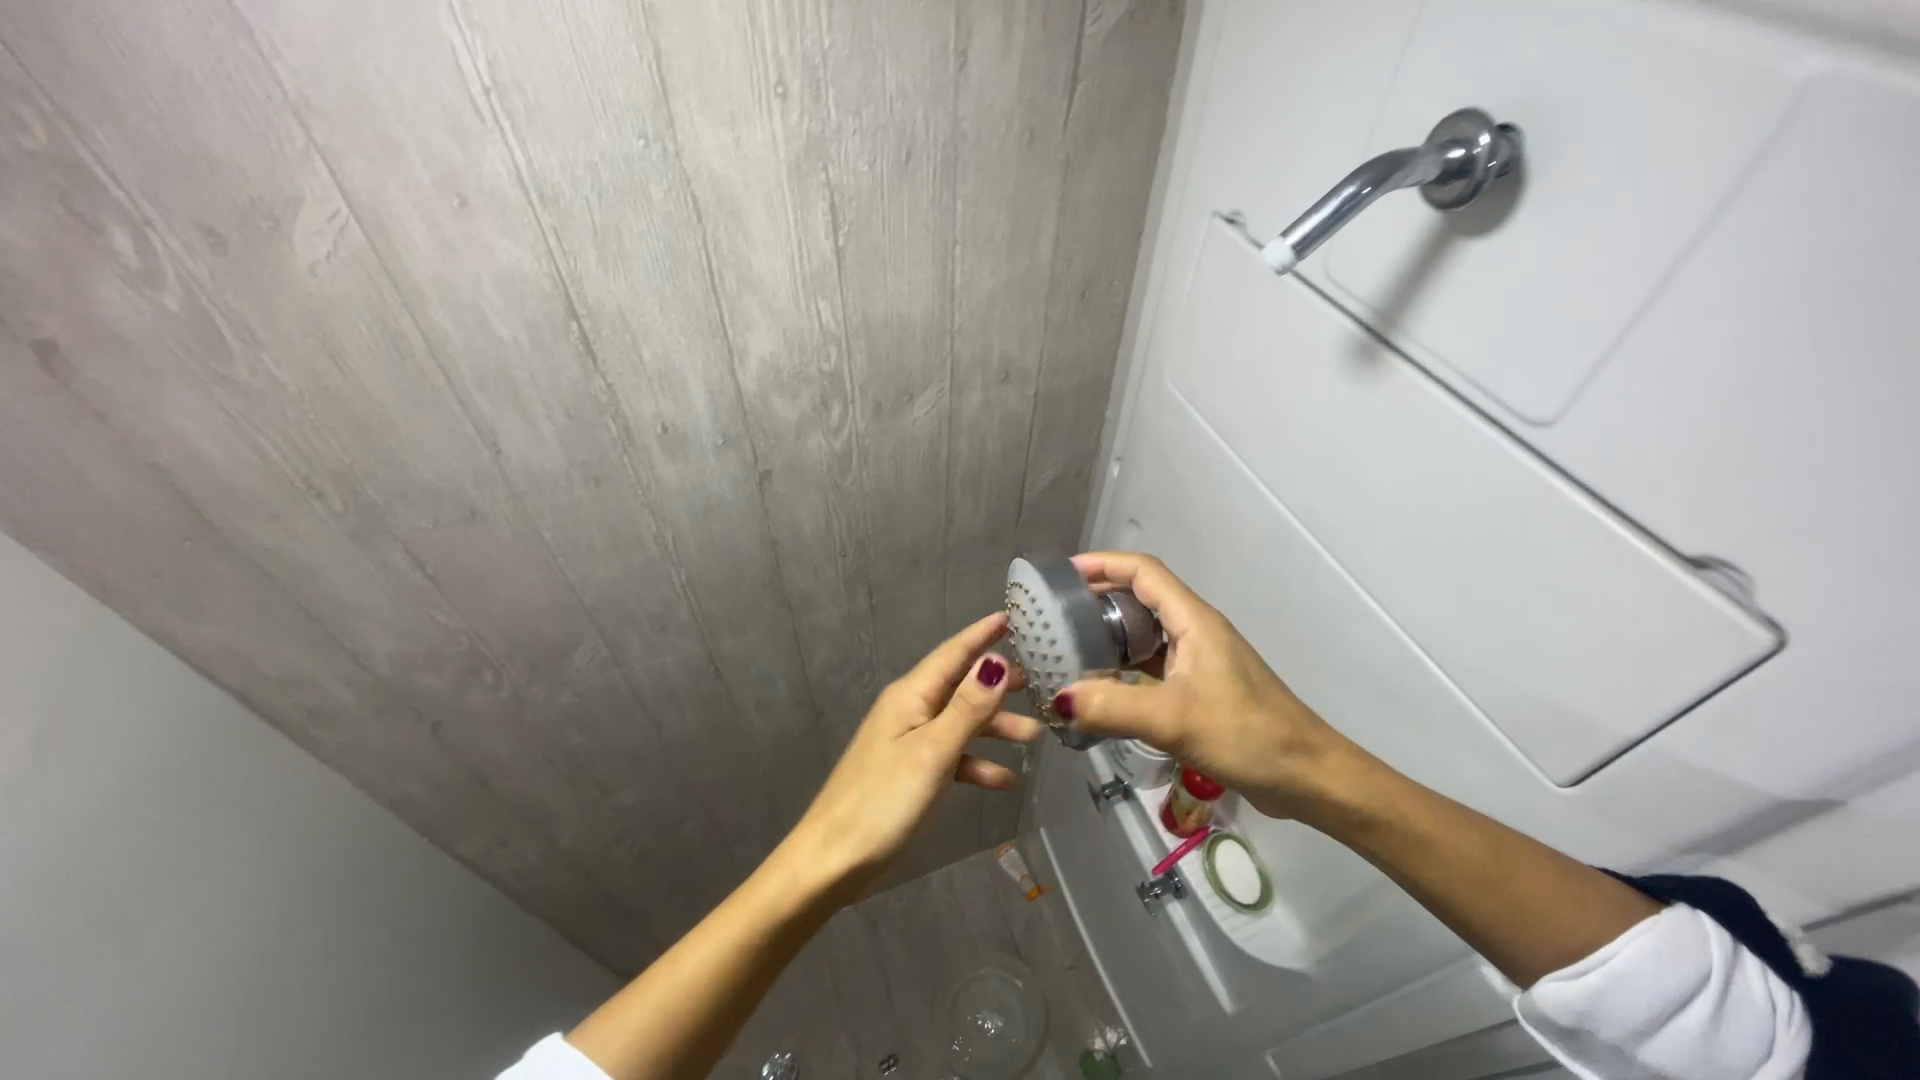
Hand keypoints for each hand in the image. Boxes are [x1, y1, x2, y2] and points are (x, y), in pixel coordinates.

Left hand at [779, 612, 1042, 899]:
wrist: (834, 860)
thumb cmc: (883, 800)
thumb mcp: (933, 751)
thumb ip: (968, 707)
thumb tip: (997, 662)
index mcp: (911, 696)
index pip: (953, 653)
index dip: (983, 635)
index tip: (1013, 616)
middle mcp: (909, 711)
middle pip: (961, 686)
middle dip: (999, 683)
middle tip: (1042, 683)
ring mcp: (908, 743)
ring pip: (961, 723)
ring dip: (995, 727)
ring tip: (1035, 737)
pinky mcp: (910, 774)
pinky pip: (952, 757)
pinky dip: (977, 763)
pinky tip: (1004, 780)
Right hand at [1053, 552, 1351, 819]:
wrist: (1306, 776)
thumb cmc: (1247, 735)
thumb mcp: (1173, 719)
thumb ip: (1112, 707)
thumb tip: (1058, 700)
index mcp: (1194, 621)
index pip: (1144, 572)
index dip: (1103, 564)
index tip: (1062, 576)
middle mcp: (1196, 633)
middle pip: (1141, 599)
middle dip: (1097, 600)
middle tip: (1053, 617)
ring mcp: (1200, 663)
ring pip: (1146, 636)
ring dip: (1109, 637)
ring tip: (1067, 651)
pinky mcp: (1201, 692)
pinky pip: (1153, 668)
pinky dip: (1124, 671)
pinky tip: (1102, 691)